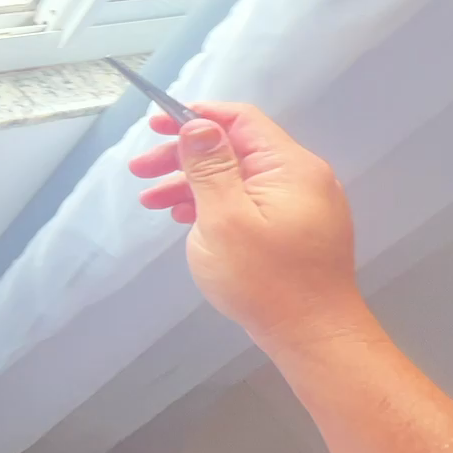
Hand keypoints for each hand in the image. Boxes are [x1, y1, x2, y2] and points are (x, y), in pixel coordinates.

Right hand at [128, 103, 367, 350]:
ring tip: (149, 199)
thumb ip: (209, 166)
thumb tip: (196, 124)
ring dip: (187, 181)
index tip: (155, 124)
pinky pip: (241, 199)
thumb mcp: (224, 216)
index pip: (240, 120)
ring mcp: (295, 204)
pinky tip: (180, 215)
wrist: (312, 337)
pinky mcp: (288, 227)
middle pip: (231, 148)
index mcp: (289, 168)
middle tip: (139, 169)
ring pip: (231, 176)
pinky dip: (207, 202)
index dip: (195, 116)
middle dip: (181, 155)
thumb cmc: (265, 278)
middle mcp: (298, 179)